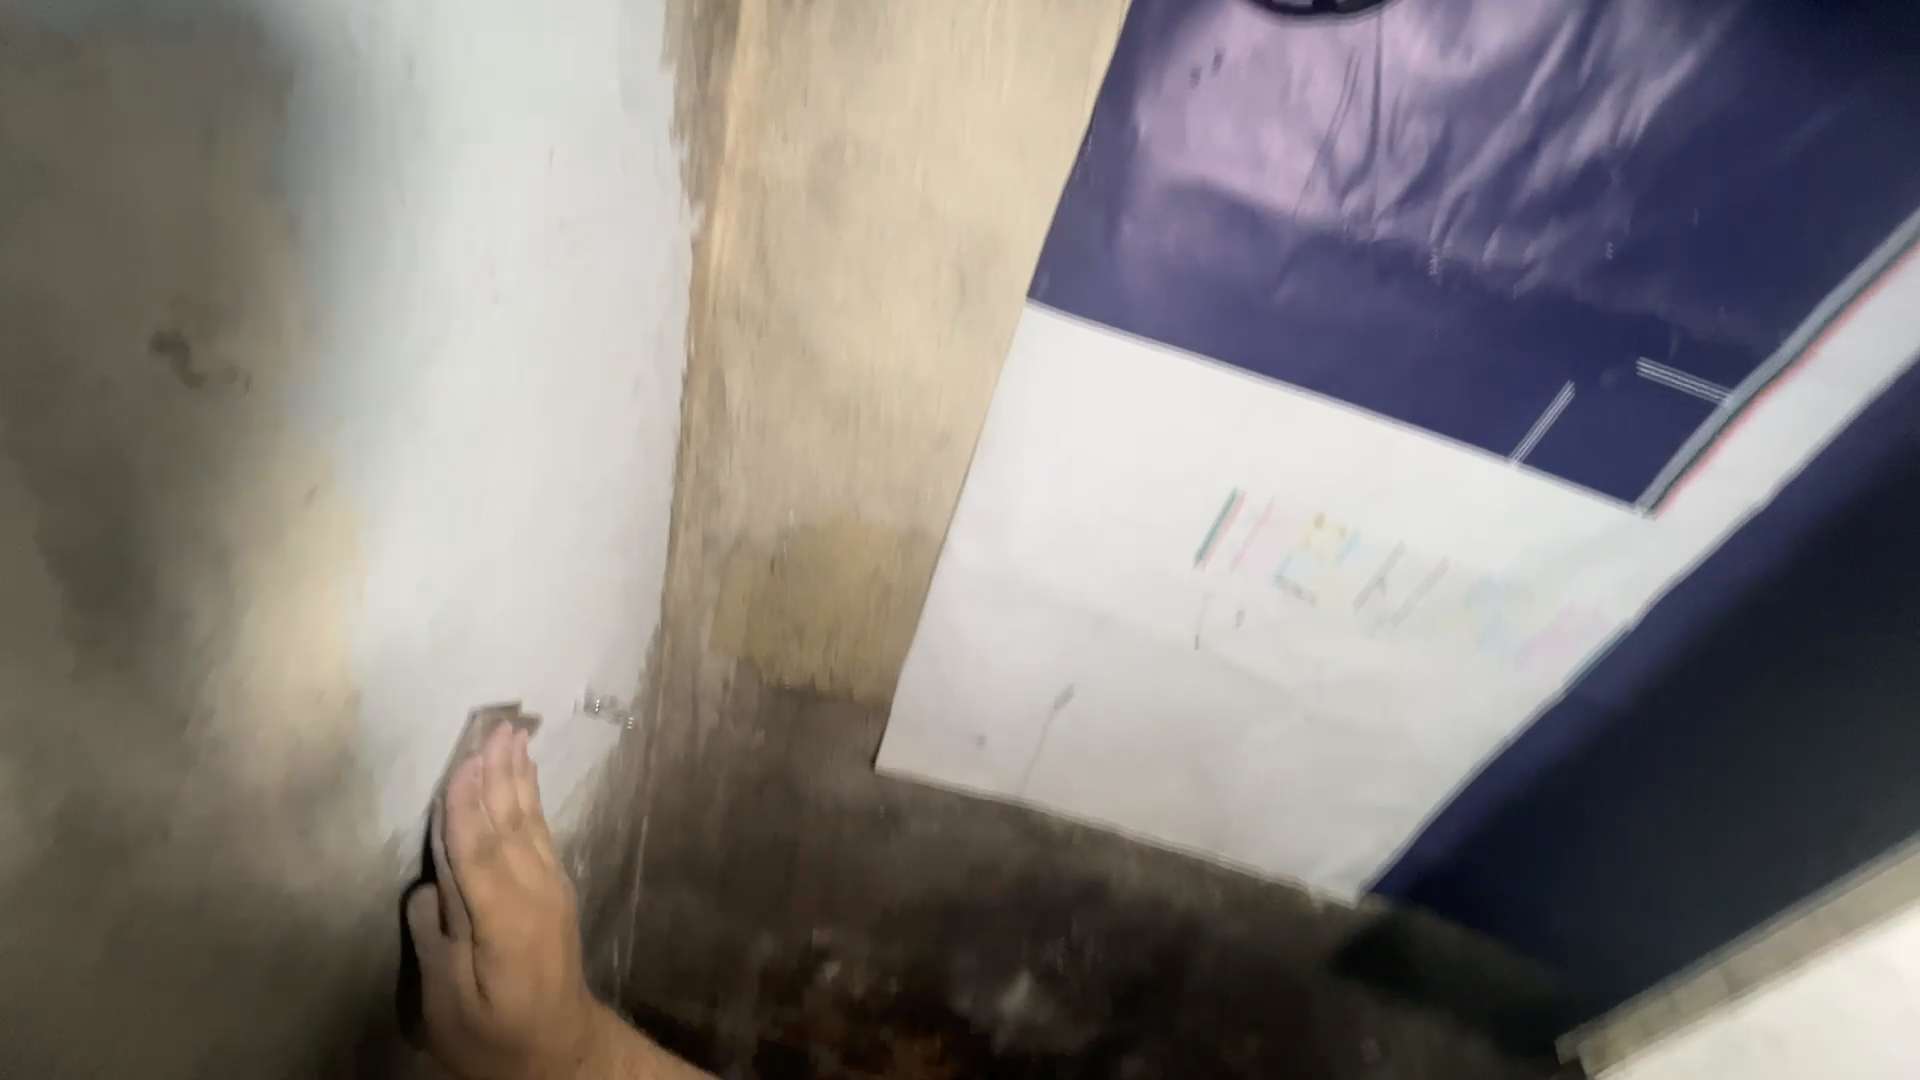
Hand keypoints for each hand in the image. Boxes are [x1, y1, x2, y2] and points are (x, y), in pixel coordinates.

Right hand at [406, 722, 606, 1079]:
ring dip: (519, 777)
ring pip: (529, 820)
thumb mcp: (449, 1002)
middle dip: (500, 773)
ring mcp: (550, 883)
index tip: (463, 761)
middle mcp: (534, 888)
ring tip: (515, 737)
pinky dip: (531, 802)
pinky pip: (540, 833)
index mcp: (504, 918)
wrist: (556, 1043)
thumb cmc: (490, 1034)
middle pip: (510, 822)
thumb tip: (427, 886)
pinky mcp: (555, 884)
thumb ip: (438, 939)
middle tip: (497, 726)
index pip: (478, 851)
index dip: (467, 806)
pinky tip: (526, 781)